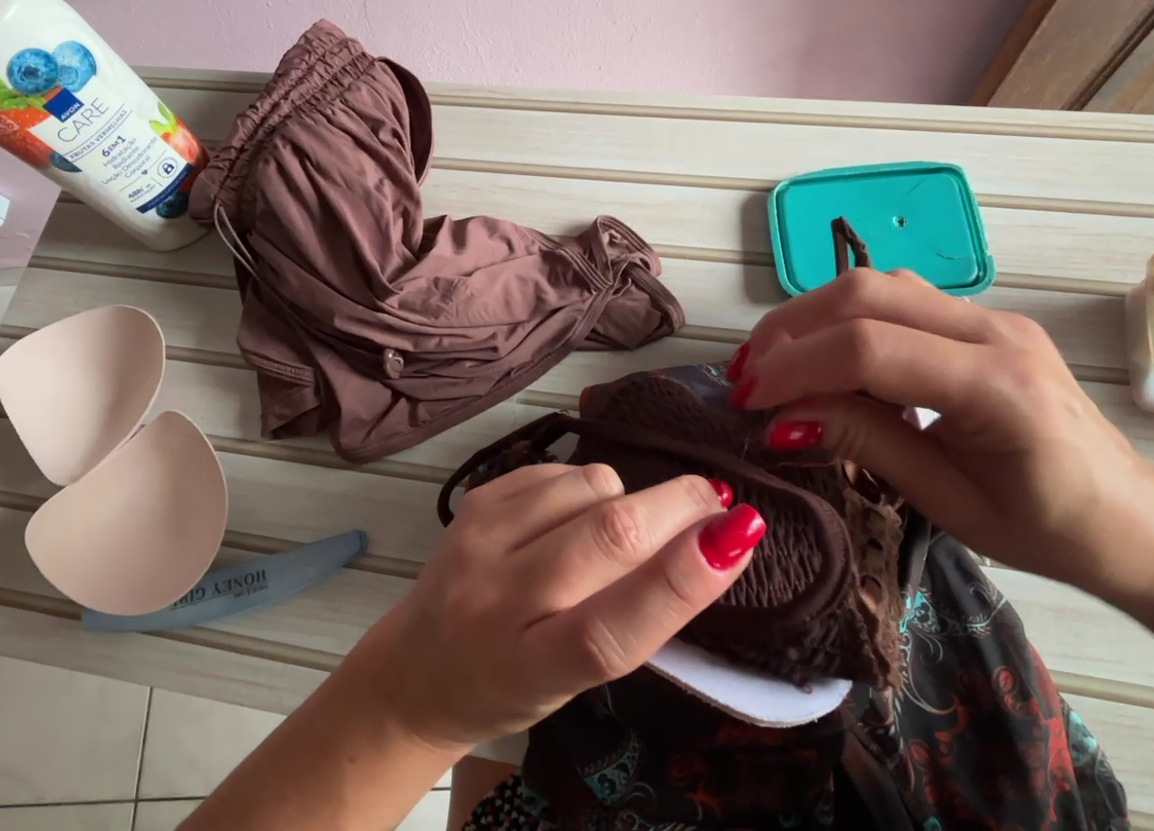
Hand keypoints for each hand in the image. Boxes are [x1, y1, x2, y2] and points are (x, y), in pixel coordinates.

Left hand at [349, 463, 762, 751]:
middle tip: (718, 498)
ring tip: (617, 529)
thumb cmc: (511, 684)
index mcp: (531, 669)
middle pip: (603, 536)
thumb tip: (711, 539)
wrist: (416, 668)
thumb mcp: (574, 680)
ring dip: (626, 497)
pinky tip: (574, 515)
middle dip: (676, 505)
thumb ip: (631, 619)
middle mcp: (497, 600)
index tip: (737, 534)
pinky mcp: (473, 500)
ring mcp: (477, 541)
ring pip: (589, 486)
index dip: (678, 583)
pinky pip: (561, 470)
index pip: (608, 630)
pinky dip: (587, 485)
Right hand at [732, 268, 1153, 607]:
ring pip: (877, 286)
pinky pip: (896, 301)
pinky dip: (842, 320)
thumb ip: (865, 442)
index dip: (795, 367)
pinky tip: (818, 356)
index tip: (747, 400)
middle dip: (791, 330)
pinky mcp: (979, 321)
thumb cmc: (1046, 528)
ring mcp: (989, 317)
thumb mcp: (947, 502)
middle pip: (866, 295)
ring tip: (769, 363)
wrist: (1131, 515)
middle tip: (746, 377)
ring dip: (811, 317)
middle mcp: (994, 330)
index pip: (869, 347)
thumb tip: (781, 417)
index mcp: (996, 386)